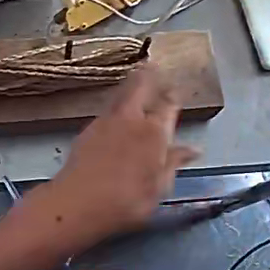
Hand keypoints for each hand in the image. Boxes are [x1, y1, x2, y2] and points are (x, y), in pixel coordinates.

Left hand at [27, 67, 199, 248]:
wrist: (77, 203)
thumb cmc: (126, 201)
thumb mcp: (159, 188)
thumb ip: (174, 163)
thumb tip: (193, 150)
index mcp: (155, 132)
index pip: (169, 104)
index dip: (174, 96)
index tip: (176, 91)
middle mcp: (131, 119)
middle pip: (141, 85)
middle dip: (149, 74)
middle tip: (153, 66)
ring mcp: (106, 121)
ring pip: (121, 94)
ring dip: (130, 86)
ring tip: (136, 80)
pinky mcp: (87, 130)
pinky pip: (106, 111)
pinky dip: (115, 107)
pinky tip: (116, 115)